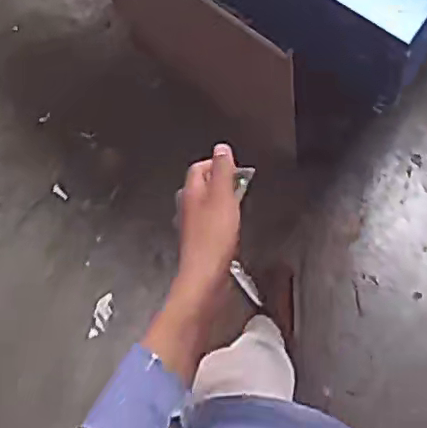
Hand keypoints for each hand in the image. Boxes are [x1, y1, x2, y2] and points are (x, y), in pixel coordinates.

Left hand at [173, 144, 241, 303]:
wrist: (205, 279)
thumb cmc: (214, 237)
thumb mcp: (223, 196)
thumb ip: (223, 171)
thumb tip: (221, 148)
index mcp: (191, 191)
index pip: (199, 166)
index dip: (217, 163)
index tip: (235, 168)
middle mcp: (187, 206)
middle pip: (203, 184)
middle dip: (221, 181)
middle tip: (239, 185)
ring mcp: (191, 225)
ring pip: (206, 203)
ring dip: (222, 201)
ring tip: (238, 205)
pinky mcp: (199, 242)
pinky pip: (210, 222)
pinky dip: (221, 219)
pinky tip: (231, 228)